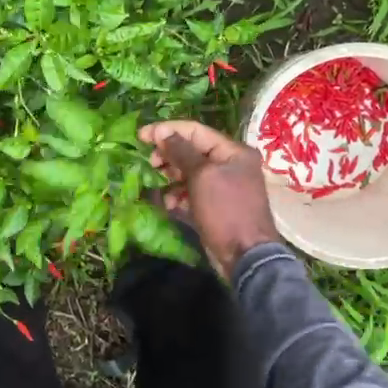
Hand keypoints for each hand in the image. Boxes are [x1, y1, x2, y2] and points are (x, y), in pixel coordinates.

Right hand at [139, 120, 281, 279]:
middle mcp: (229, 165)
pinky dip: (178, 195)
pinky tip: (169, 203)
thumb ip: (181, 152)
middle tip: (150, 162)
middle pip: (191, 150)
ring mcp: (222, 186)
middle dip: (168, 154)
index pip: (195, 131)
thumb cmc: (226, 210)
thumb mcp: (202, 176)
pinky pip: (191, 192)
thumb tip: (163, 133)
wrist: (245, 257)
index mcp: (232, 151)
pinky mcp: (214, 205)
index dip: (167, 130)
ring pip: (189, 172)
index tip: (141, 136)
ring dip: (171, 176)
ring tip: (158, 182)